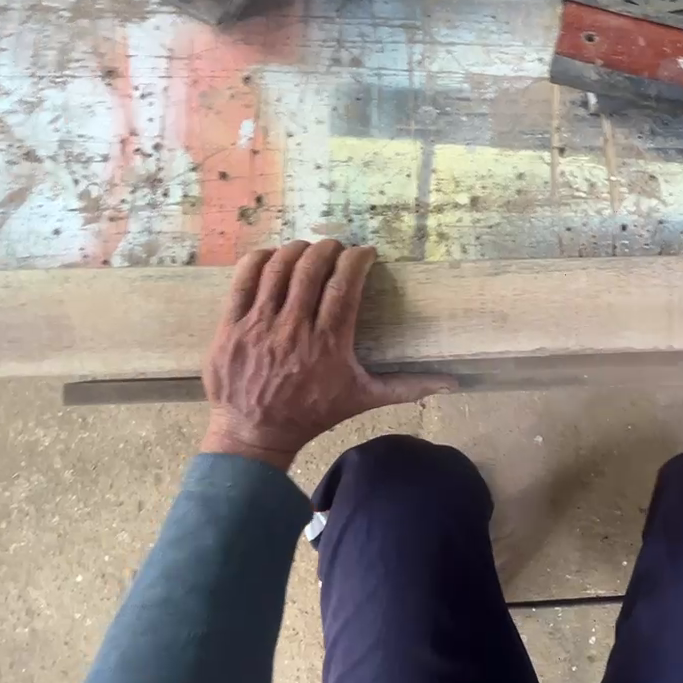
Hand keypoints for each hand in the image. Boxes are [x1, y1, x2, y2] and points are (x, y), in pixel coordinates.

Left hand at [201, 240, 456, 470]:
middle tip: (337, 248)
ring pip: (277, 270)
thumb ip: (409, 387)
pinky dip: (259, 261)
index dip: (356, 260)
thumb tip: (453, 382)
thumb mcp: (365, 398)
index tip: (365, 252)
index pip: (344, 286)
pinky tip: (273, 257)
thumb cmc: (315, 413)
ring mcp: (257, 327)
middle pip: (311, 270)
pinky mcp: (229, 328)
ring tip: (309, 249)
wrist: (254, 434)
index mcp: (328, 343)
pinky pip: (241, 282)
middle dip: (328, 249)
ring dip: (296, 251)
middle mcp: (293, 330)